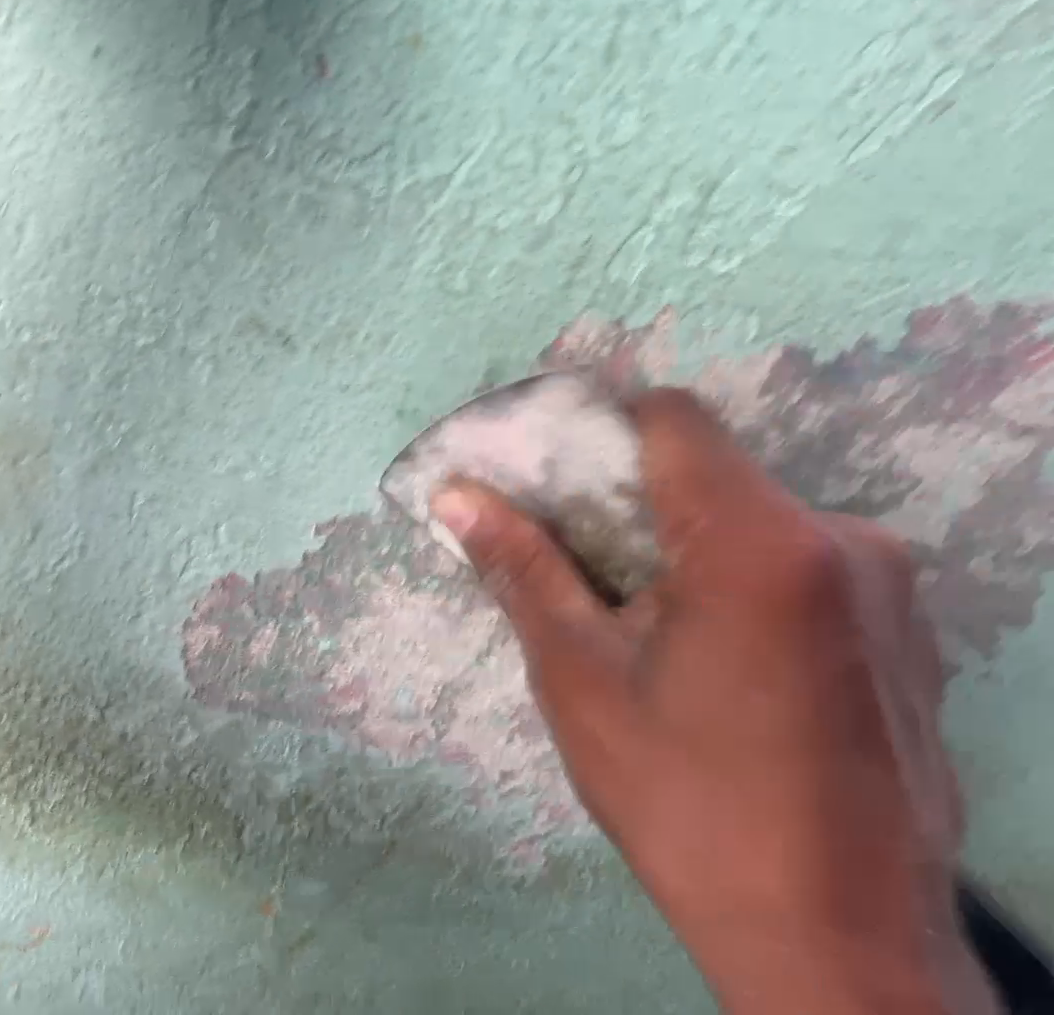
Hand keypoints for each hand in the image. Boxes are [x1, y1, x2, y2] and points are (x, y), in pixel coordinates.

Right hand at [431, 389, 993, 1014]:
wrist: (835, 938)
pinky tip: (700, 656)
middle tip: (565, 561)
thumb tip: (454, 496)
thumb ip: (521, 568)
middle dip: (625, 502)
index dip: (595, 430)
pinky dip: (730, 580)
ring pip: (750, 520)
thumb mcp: (578, 675)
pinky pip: (796, 565)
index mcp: (761, 546)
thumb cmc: (685, 799)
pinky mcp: (904, 632)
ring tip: (628, 620)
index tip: (541, 474)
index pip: (672, 421)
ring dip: (676, 546)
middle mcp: (845, 544)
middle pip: (709, 473)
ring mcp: (889, 590)